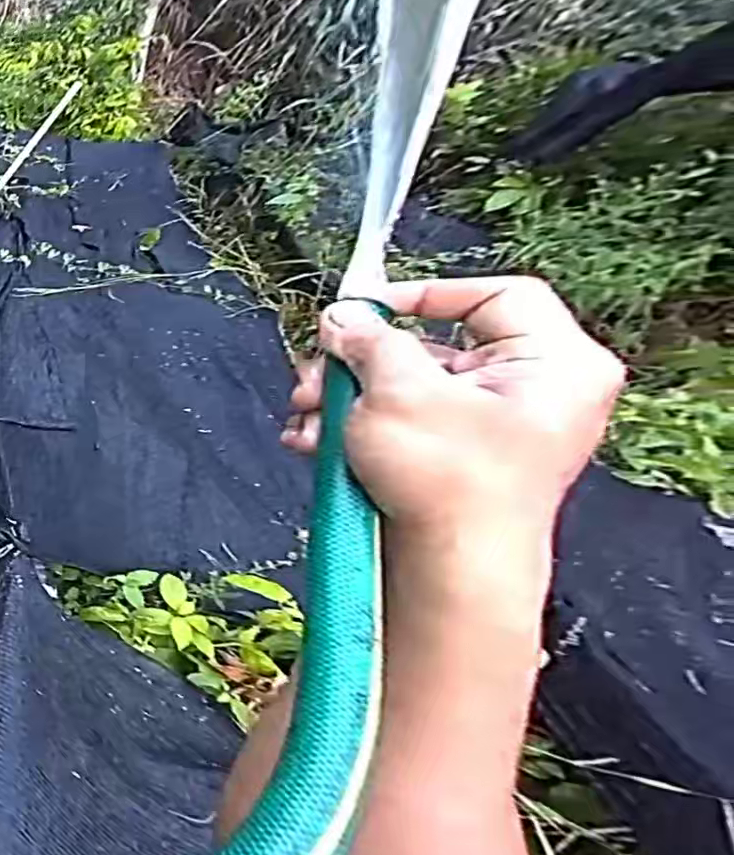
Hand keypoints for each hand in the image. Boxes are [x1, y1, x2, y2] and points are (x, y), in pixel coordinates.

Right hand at [281, 277, 623, 540]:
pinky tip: (313, 441)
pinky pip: (382, 417)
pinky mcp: (438, 449)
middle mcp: (518, 388)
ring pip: (388, 383)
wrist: (446, 561)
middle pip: (421, 344)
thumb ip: (369, 343)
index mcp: (548, 364)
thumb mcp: (398, 392)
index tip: (360, 310)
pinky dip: (340, 425)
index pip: (492, 296)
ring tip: (306, 419)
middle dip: (351, 363)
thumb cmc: (445, 479)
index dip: (422, 294)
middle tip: (314, 380)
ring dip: (333, 398)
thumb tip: (342, 315)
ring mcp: (476, 421)